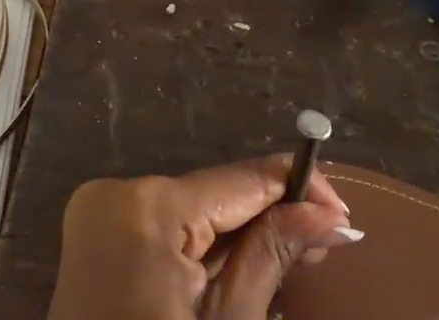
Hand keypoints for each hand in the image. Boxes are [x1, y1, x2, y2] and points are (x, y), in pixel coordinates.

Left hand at [47, 155, 360, 319]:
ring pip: (192, 209)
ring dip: (242, 230)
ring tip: (299, 249)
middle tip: (331, 238)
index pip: (239, 179)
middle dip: (272, 213)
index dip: (295, 186)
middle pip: (215, 193)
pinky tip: (246, 259)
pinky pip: (164, 226)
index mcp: (148, 206)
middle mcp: (117, 192)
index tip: (344, 212)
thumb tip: (328, 216)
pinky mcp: (95, 235)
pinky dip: (203, 243)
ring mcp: (98, 212)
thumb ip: (272, 254)